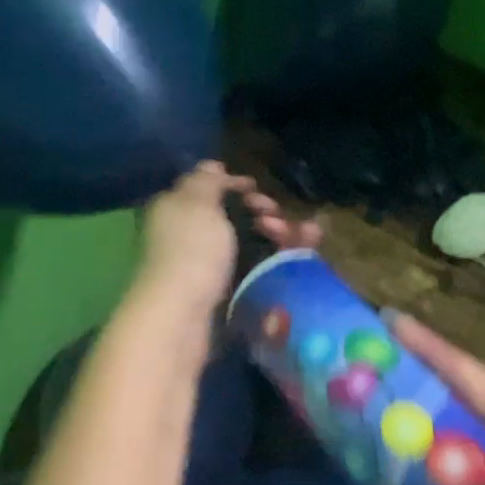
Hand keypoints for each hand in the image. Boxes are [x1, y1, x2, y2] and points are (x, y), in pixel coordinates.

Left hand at [140, 162, 322, 303]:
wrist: (183, 317)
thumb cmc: (191, 252)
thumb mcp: (198, 202)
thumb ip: (207, 181)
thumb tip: (213, 166)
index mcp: (178, 208)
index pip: (212, 189)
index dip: (239, 187)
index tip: (260, 192)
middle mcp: (190, 234)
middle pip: (235, 217)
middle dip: (264, 214)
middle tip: (278, 221)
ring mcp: (207, 265)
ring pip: (250, 243)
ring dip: (279, 236)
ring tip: (306, 239)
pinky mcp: (223, 292)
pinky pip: (254, 268)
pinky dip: (276, 261)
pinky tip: (298, 257)